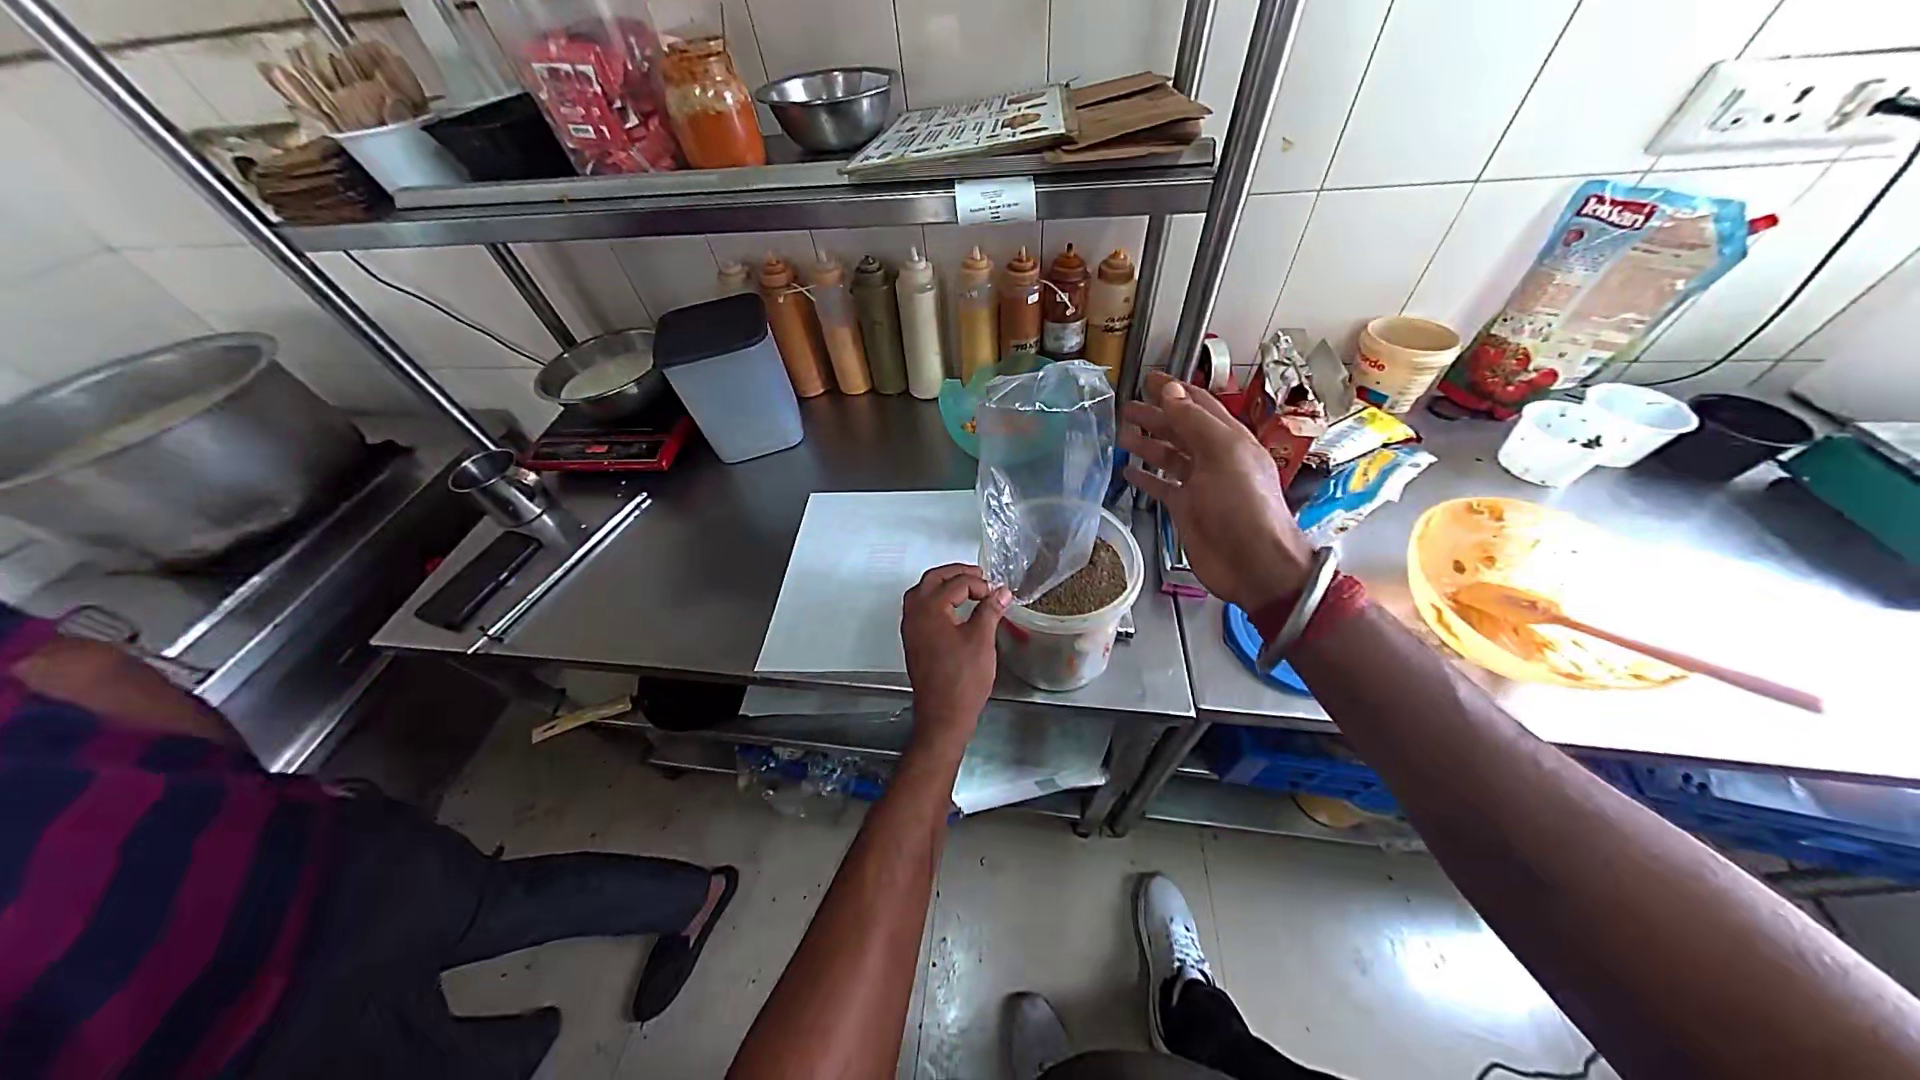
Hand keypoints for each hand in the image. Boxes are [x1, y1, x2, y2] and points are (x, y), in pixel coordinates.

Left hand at [901, 564, 1011, 750]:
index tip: (996, 592)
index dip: (979, 584)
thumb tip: (1000, 593)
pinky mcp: (914, 641)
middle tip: (979, 575)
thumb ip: (990, 610)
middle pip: (932, 579)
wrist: (943, 714)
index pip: (956, 583)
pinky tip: (954, 609)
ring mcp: (911, 629)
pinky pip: (921, 609)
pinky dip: (937, 600)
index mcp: (929, 609)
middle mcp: (914, 615)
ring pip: (923, 593)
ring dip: (944, 585)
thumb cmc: (961, 681)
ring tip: (968, 587)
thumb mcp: (982, 639)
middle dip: (956, 574)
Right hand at [1121, 372, 1313, 610]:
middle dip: (1155, 415)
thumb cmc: (1243, 506)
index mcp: (1229, 439)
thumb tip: (1170, 391)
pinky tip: (1129, 471)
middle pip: (1181, 429)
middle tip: (1126, 407)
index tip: (1149, 379)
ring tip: (1122, 434)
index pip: (1198, 405)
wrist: (1252, 563)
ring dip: (1147, 443)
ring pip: (1169, 456)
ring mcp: (1199, 485)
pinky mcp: (1185, 509)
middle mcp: (1214, 458)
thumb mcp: (1223, 454)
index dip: (1174, 390)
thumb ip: (1195, 421)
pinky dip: (1146, 477)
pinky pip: (1162, 486)